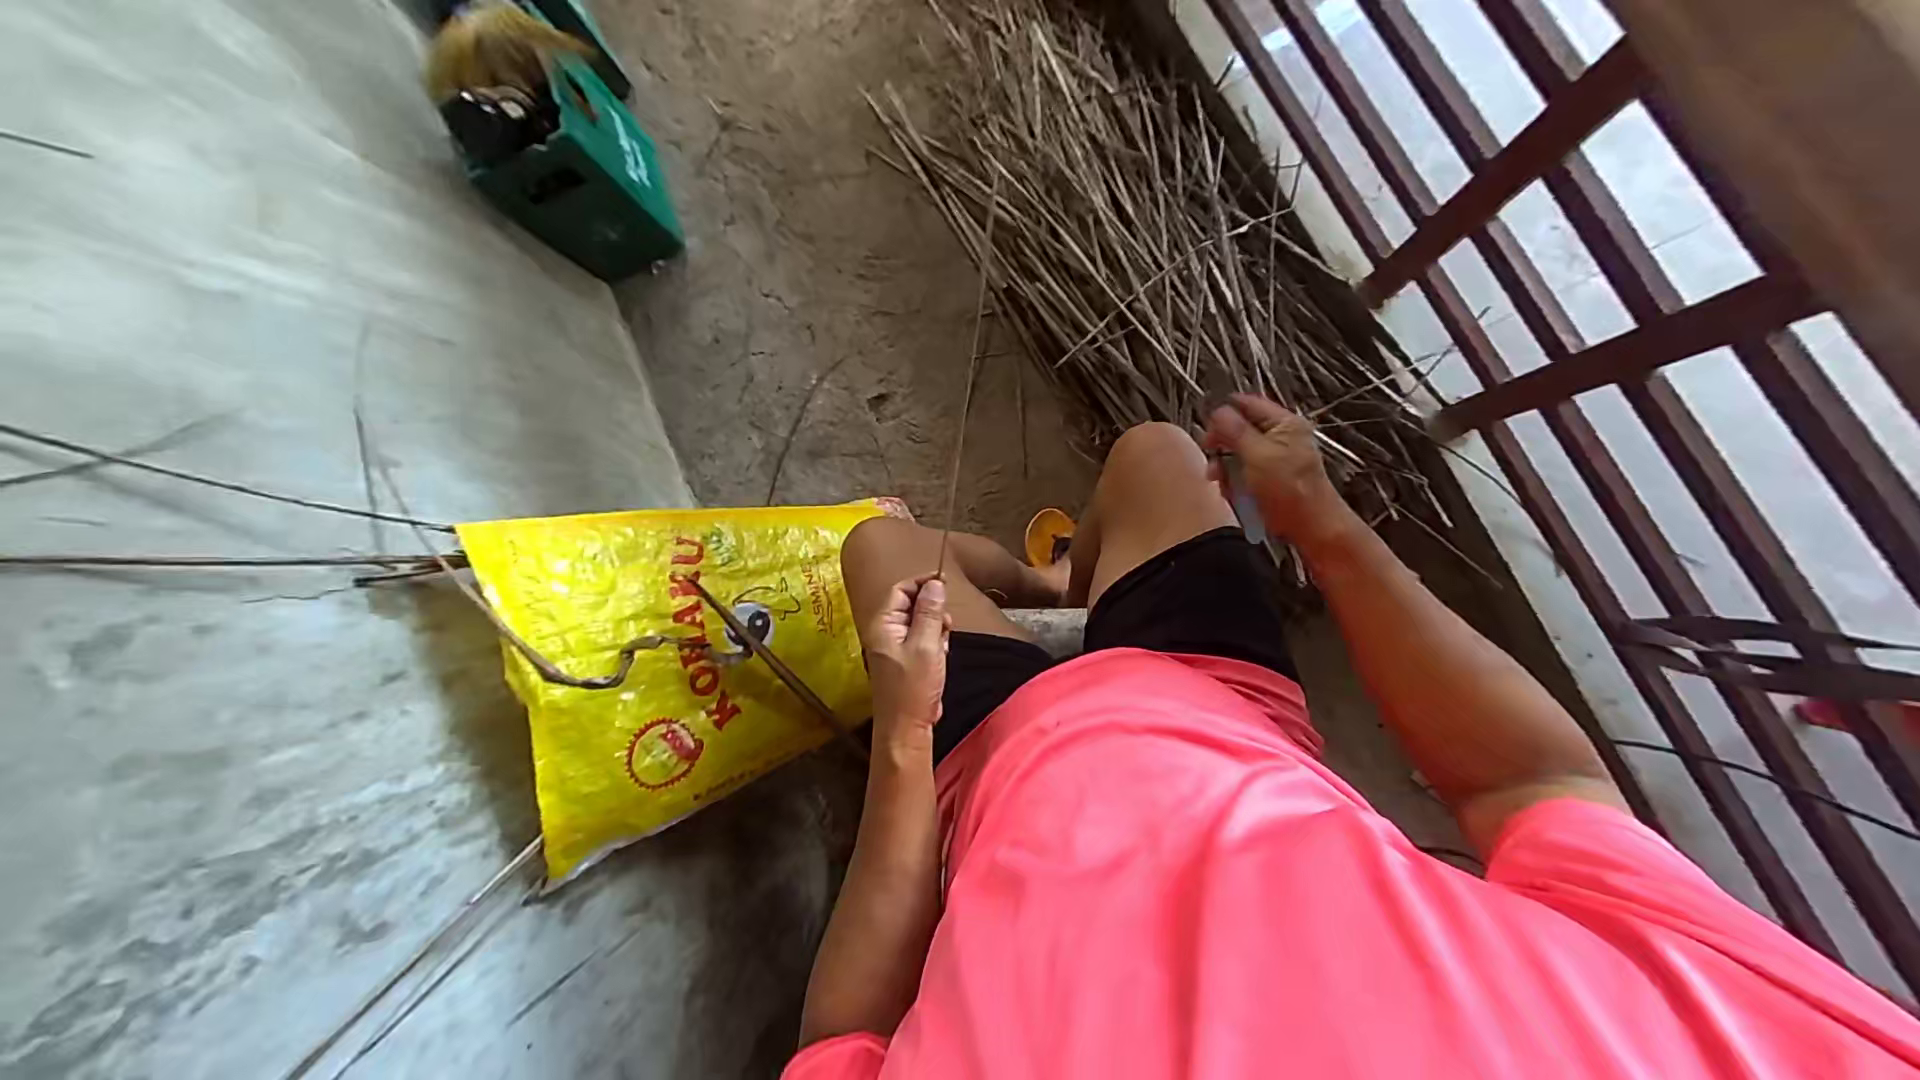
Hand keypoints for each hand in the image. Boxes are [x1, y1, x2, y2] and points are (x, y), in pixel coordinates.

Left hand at [860, 574, 950, 752]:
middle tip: (946, 626)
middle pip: (912, 604)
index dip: (923, 584)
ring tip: (943, 647)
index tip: (946, 584)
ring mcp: (895, 646)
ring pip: (921, 622)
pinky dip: (935, 644)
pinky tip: (941, 658)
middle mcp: (885, 632)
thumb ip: (930, 612)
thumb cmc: (913, 687)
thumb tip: (935, 583)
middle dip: (933, 610)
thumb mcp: (926, 644)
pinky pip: (923, 640)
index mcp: (883, 624)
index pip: (901, 589)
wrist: (906, 728)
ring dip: (937, 629)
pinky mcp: (905, 660)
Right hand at [1203, 393, 1354, 549]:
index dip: (1224, 412)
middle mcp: (1278, 436)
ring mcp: (1271, 457)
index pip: (1247, 404)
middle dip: (1221, 443)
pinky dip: (1231, 480)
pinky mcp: (1265, 477)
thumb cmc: (1288, 488)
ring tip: (1218, 479)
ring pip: (1235, 452)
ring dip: (1223, 465)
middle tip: (1211, 456)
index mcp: (1283, 423)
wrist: (1307, 525)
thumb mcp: (1258, 455)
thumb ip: (1235, 431)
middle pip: (1238, 428)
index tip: (1207, 428)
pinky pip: (1239, 471)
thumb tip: (1217, 410)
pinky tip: (1230, 491)